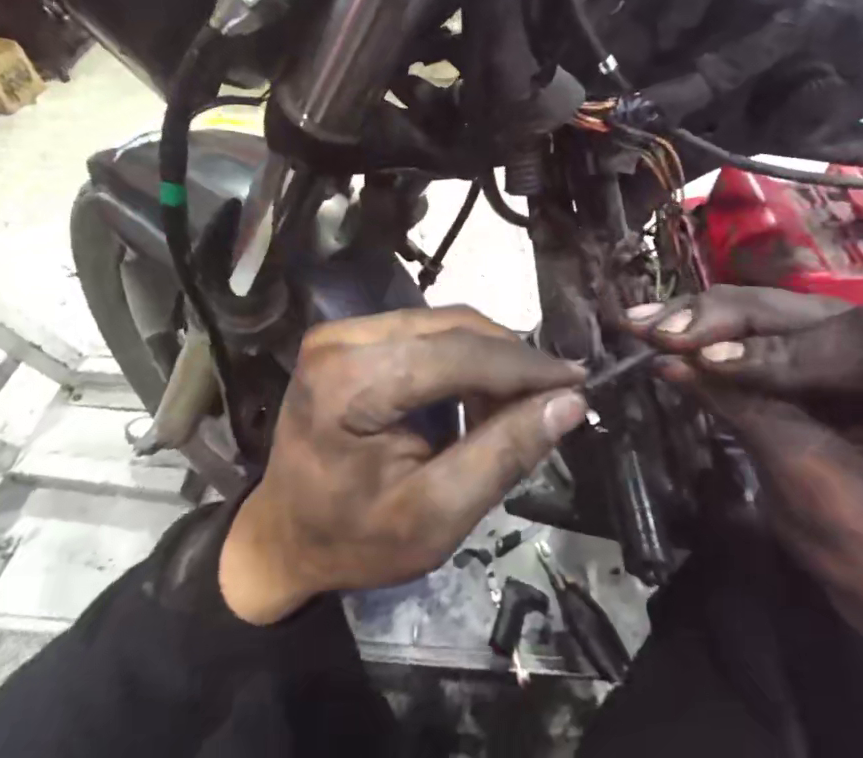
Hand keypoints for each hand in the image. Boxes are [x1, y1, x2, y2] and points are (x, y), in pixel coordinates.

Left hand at [220, 308, 587, 623]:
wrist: (284, 537)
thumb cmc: (354, 539)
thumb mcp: (436, 514)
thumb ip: (502, 453)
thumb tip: (568, 402)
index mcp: (350, 383)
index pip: (459, 354)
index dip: (524, 365)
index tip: (578, 380)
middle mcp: (340, 340)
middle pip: (452, 328)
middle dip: (510, 360)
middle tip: (552, 398)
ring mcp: (339, 333)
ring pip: (443, 324)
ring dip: (488, 358)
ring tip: (514, 407)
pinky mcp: (346, 338)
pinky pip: (424, 332)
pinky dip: (462, 358)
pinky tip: (476, 396)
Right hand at [628, 288, 862, 657]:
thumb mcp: (819, 499)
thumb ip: (754, 417)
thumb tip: (672, 360)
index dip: (791, 348)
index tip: (711, 361)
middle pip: (832, 316)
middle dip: (735, 321)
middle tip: (660, 326)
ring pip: (800, 314)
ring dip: (717, 318)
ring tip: (647, 321)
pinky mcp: (853, 357)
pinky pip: (785, 333)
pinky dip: (724, 334)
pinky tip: (673, 329)